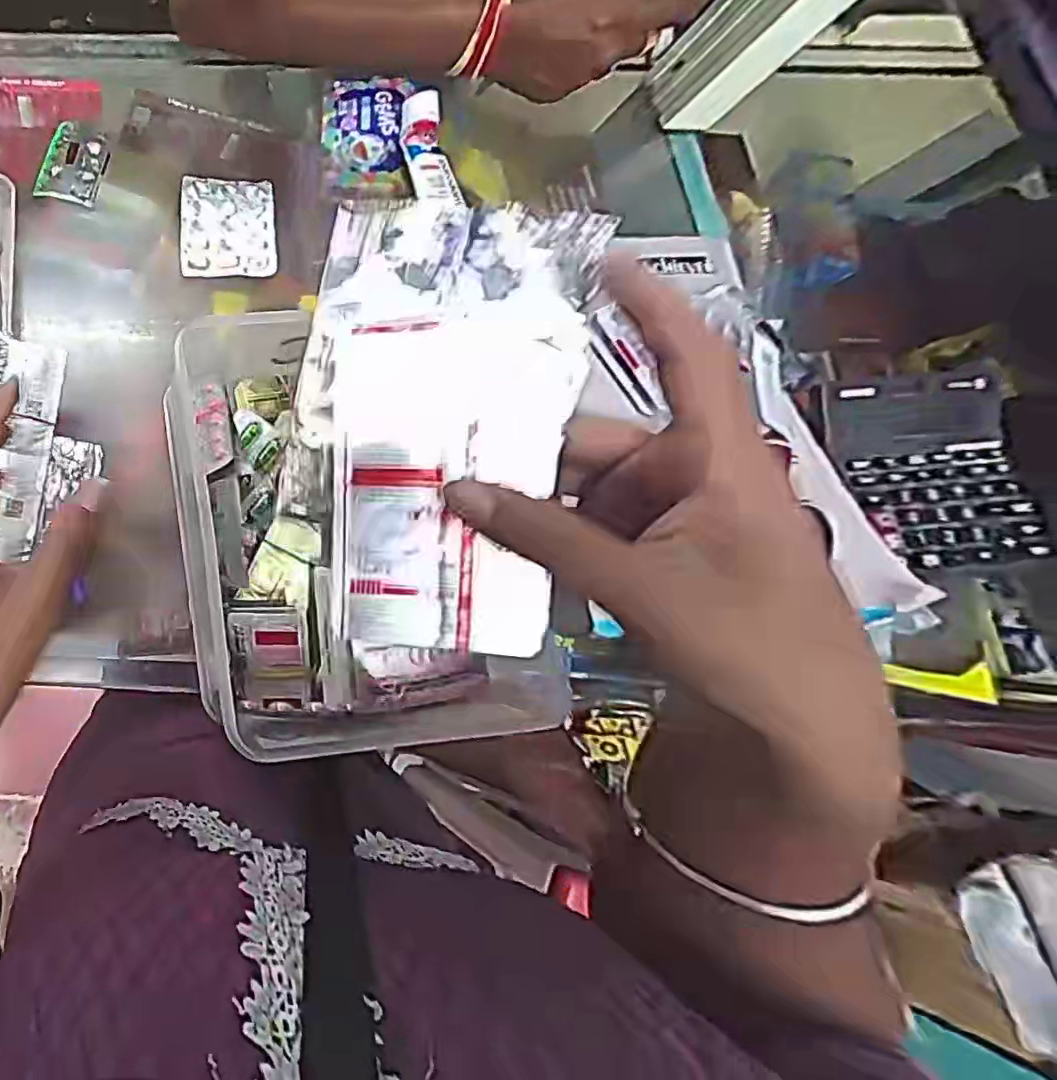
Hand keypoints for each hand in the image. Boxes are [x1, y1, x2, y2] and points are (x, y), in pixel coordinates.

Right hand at [442, 258, 895, 811]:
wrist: (789, 743)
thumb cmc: (751, 649)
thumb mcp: (641, 586)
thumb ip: (546, 537)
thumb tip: (458, 490)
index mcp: (715, 463)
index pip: (691, 364)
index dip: (651, 310)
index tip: (600, 269)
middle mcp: (679, 483)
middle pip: (585, 446)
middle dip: (517, 453)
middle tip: (440, 456)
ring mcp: (651, 528)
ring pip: (563, 497)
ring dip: (509, 506)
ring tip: (443, 509)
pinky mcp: (629, 568)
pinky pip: (563, 538)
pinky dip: (522, 543)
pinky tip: (475, 551)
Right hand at [490, 0, 705, 102]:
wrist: (488, 31)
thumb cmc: (533, 0)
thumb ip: (626, 1)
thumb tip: (635, 5)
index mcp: (628, 13)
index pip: (683, 9)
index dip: (686, 6)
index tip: (687, 6)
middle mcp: (611, 49)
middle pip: (645, 38)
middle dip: (638, 24)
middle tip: (617, 13)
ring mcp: (582, 75)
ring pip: (609, 58)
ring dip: (603, 44)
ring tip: (577, 30)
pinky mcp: (555, 92)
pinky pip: (577, 76)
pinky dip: (573, 62)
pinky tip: (557, 48)